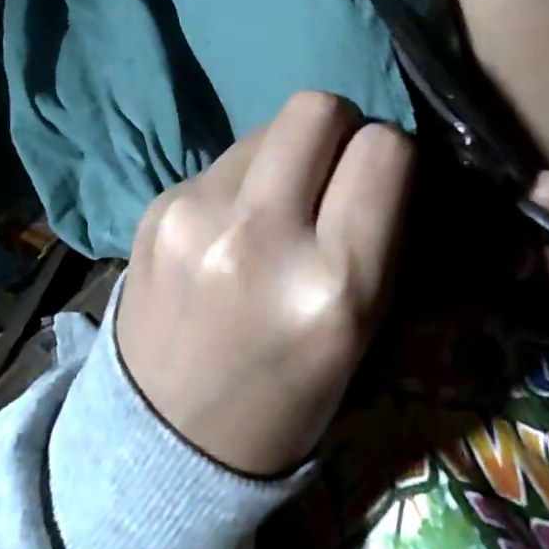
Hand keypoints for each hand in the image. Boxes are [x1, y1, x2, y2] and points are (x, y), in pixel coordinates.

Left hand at [116, 91, 414, 474]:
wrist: (162, 441)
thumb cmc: (287, 394)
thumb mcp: (363, 328)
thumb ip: (379, 233)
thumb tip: (384, 157)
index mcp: (333, 284)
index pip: (384, 150)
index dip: (392, 154)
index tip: (381, 179)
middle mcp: (261, 237)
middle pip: (318, 107)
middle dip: (341, 126)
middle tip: (335, 167)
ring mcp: (196, 214)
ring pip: (268, 125)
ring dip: (288, 154)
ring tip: (276, 206)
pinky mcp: (156, 204)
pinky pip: (225, 158)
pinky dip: (244, 178)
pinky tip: (230, 226)